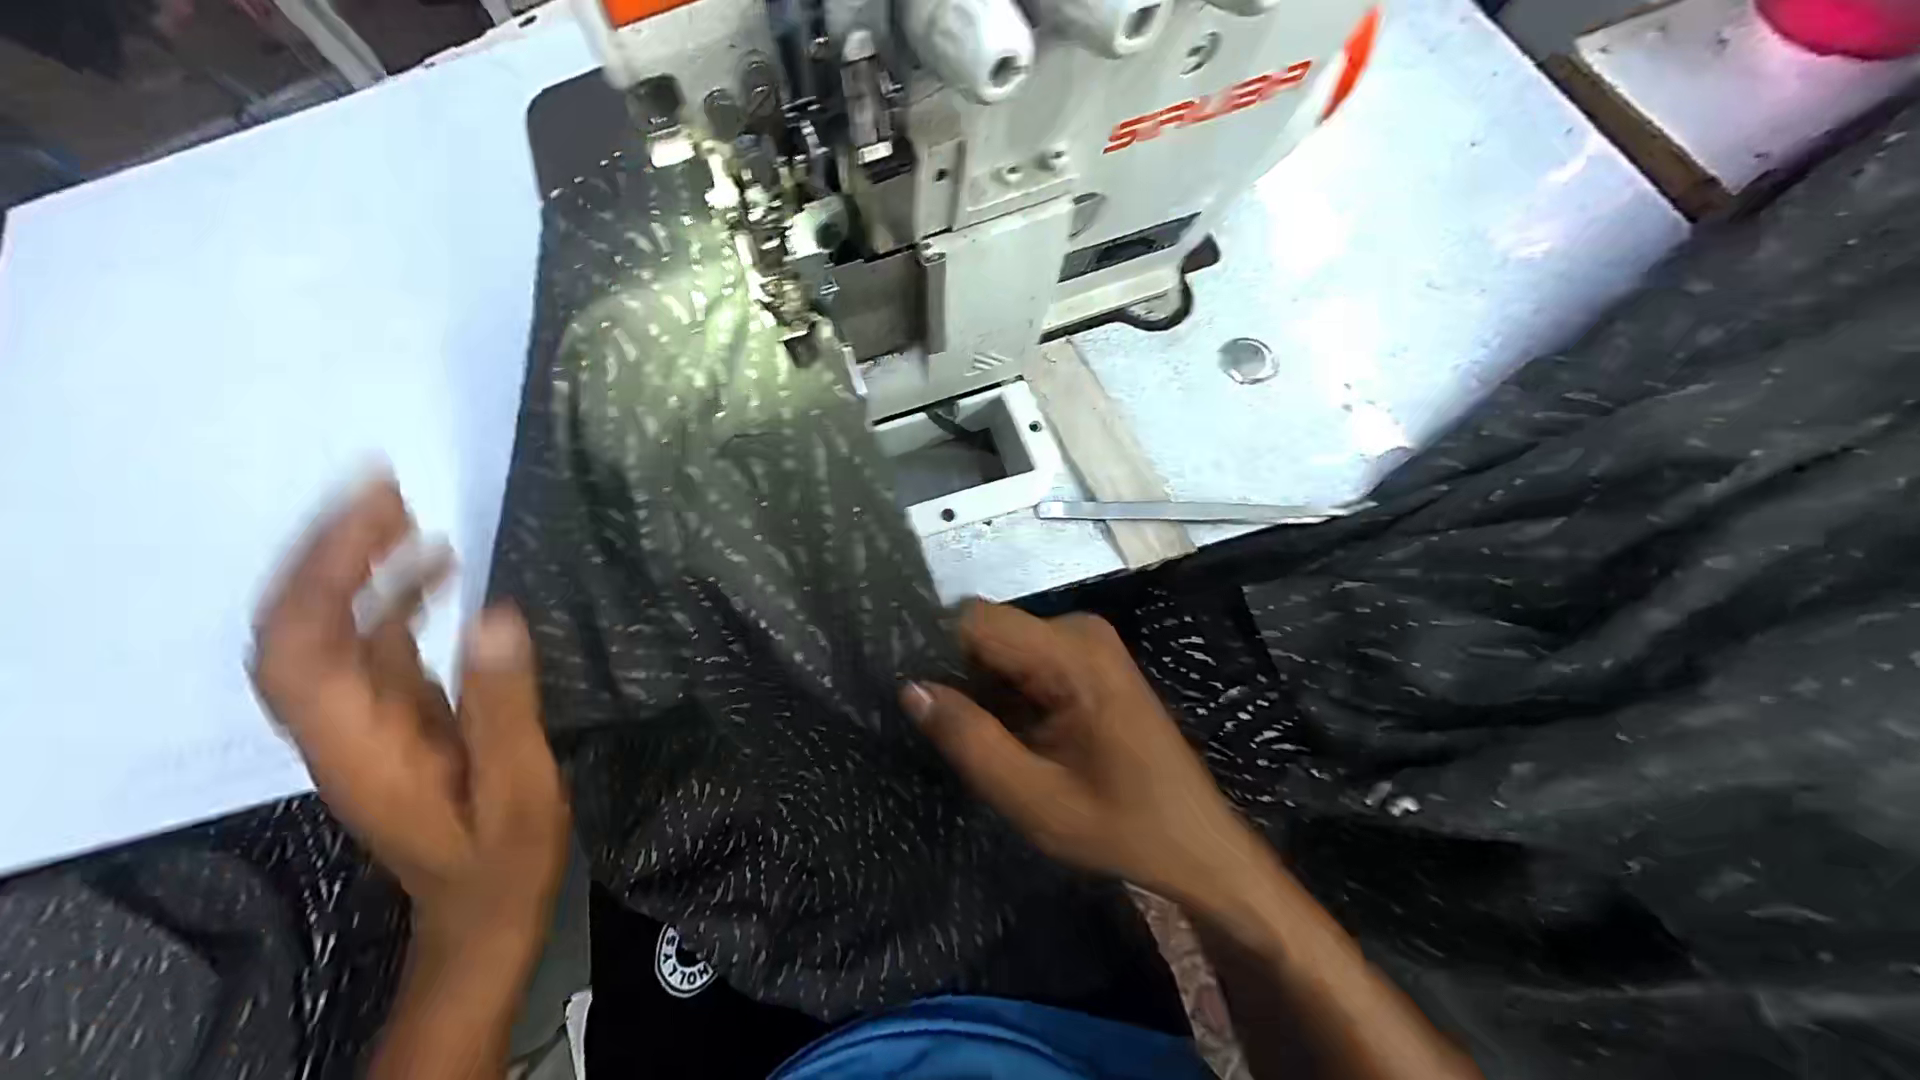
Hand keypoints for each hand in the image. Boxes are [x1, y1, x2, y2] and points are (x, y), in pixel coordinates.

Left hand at [250, 476, 569, 958]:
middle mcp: (340, 727)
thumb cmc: (502, 856)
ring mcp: (364, 721)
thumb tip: (494, 613)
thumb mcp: (518, 784)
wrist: (481, 910)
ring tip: (409, 514)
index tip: (380, 512)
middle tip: (389, 490)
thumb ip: (501, 704)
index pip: (300, 649)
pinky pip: (372, 645)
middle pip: (295, 630)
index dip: (323, 573)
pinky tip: (438, 573)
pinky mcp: (392, 718)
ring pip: (329, 632)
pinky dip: (393, 598)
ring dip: (356, 568)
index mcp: (358, 746)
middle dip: (328, 553)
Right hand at [902, 602, 1266, 905]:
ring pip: (1004, 645)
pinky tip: (1017, 733)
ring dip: (987, 688)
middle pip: (989, 631)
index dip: (941, 654)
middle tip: (962, 735)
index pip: (975, 621)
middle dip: (965, 677)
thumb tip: (911, 688)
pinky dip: (1010, 690)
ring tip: (991, 739)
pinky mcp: (1091, 658)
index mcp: (1072, 654)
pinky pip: (1027, 657)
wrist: (1195, 841)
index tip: (925, 701)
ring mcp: (1089, 641)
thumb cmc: (1120, 825)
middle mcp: (1080, 630)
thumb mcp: (1033, 798)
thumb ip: (969, 739)